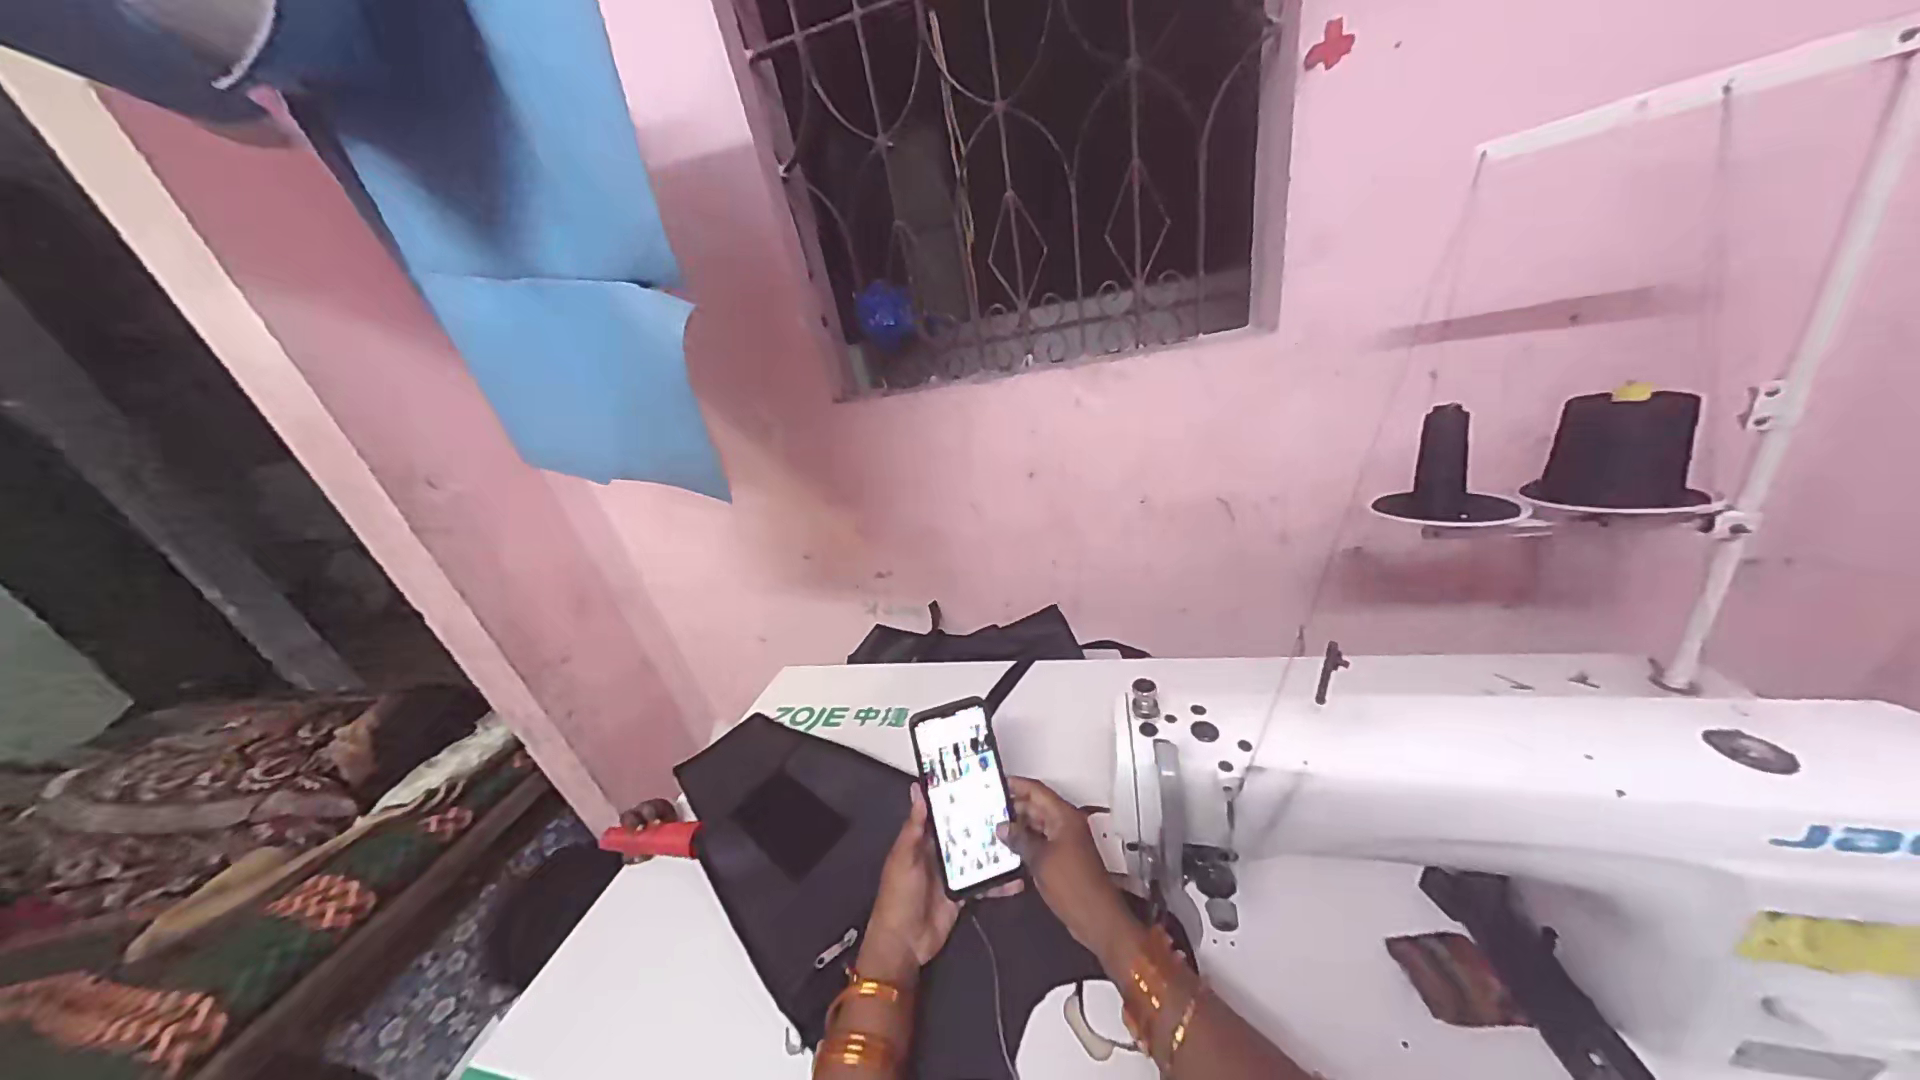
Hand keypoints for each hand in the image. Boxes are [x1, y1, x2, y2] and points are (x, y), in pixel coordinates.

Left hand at [858, 785, 1018, 986]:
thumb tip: (916, 790)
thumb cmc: (897, 897)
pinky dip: (998, 883)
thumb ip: (914, 826)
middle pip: (962, 834)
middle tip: (1005, 809)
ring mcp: (951, 874)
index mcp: (921, 841)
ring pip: (976, 857)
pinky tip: (1014, 879)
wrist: (903, 943)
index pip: (940, 814)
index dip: (954, 800)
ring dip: (993, 852)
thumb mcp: (903, 858)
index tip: (973, 783)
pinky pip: (983, 884)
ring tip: (1015, 839)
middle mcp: (938, 854)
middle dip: (980, 824)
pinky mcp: (962, 894)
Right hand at [997, 777, 1139, 964]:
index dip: (1017, 784)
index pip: (1037, 791)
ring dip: (1019, 826)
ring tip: (996, 828)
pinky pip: (1041, 841)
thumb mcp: (1040, 859)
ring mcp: (1066, 841)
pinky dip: (1027, 842)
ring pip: (1038, 824)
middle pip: (1037, 806)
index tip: (998, 783)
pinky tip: (1010, 849)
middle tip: (991, 809)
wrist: (1096, 917)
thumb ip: (1019, 839)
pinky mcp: (1064, 858)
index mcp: (1064, 816)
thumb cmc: (1074, 886)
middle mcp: (1066, 824)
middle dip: (1014, 807)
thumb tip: (1003, 828)